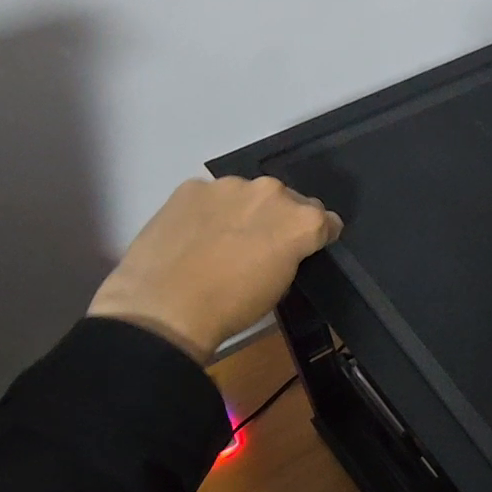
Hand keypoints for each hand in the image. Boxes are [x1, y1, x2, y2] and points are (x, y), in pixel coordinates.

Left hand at [88, 177, 341, 362]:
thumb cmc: (233, 306)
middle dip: (280, 219)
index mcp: (302, 220)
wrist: (165, 307)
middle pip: (288, 200)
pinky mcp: (192, 186)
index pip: (327, 220)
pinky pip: (212, 196)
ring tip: (223, 240)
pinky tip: (196, 235)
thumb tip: (286, 244)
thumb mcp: (281, 285)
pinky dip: (211, 211)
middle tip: (261, 246)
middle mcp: (271, 192)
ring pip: (248, 194)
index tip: (307, 249)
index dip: (318, 236)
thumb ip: (292, 252)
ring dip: (245, 211)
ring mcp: (229, 185)